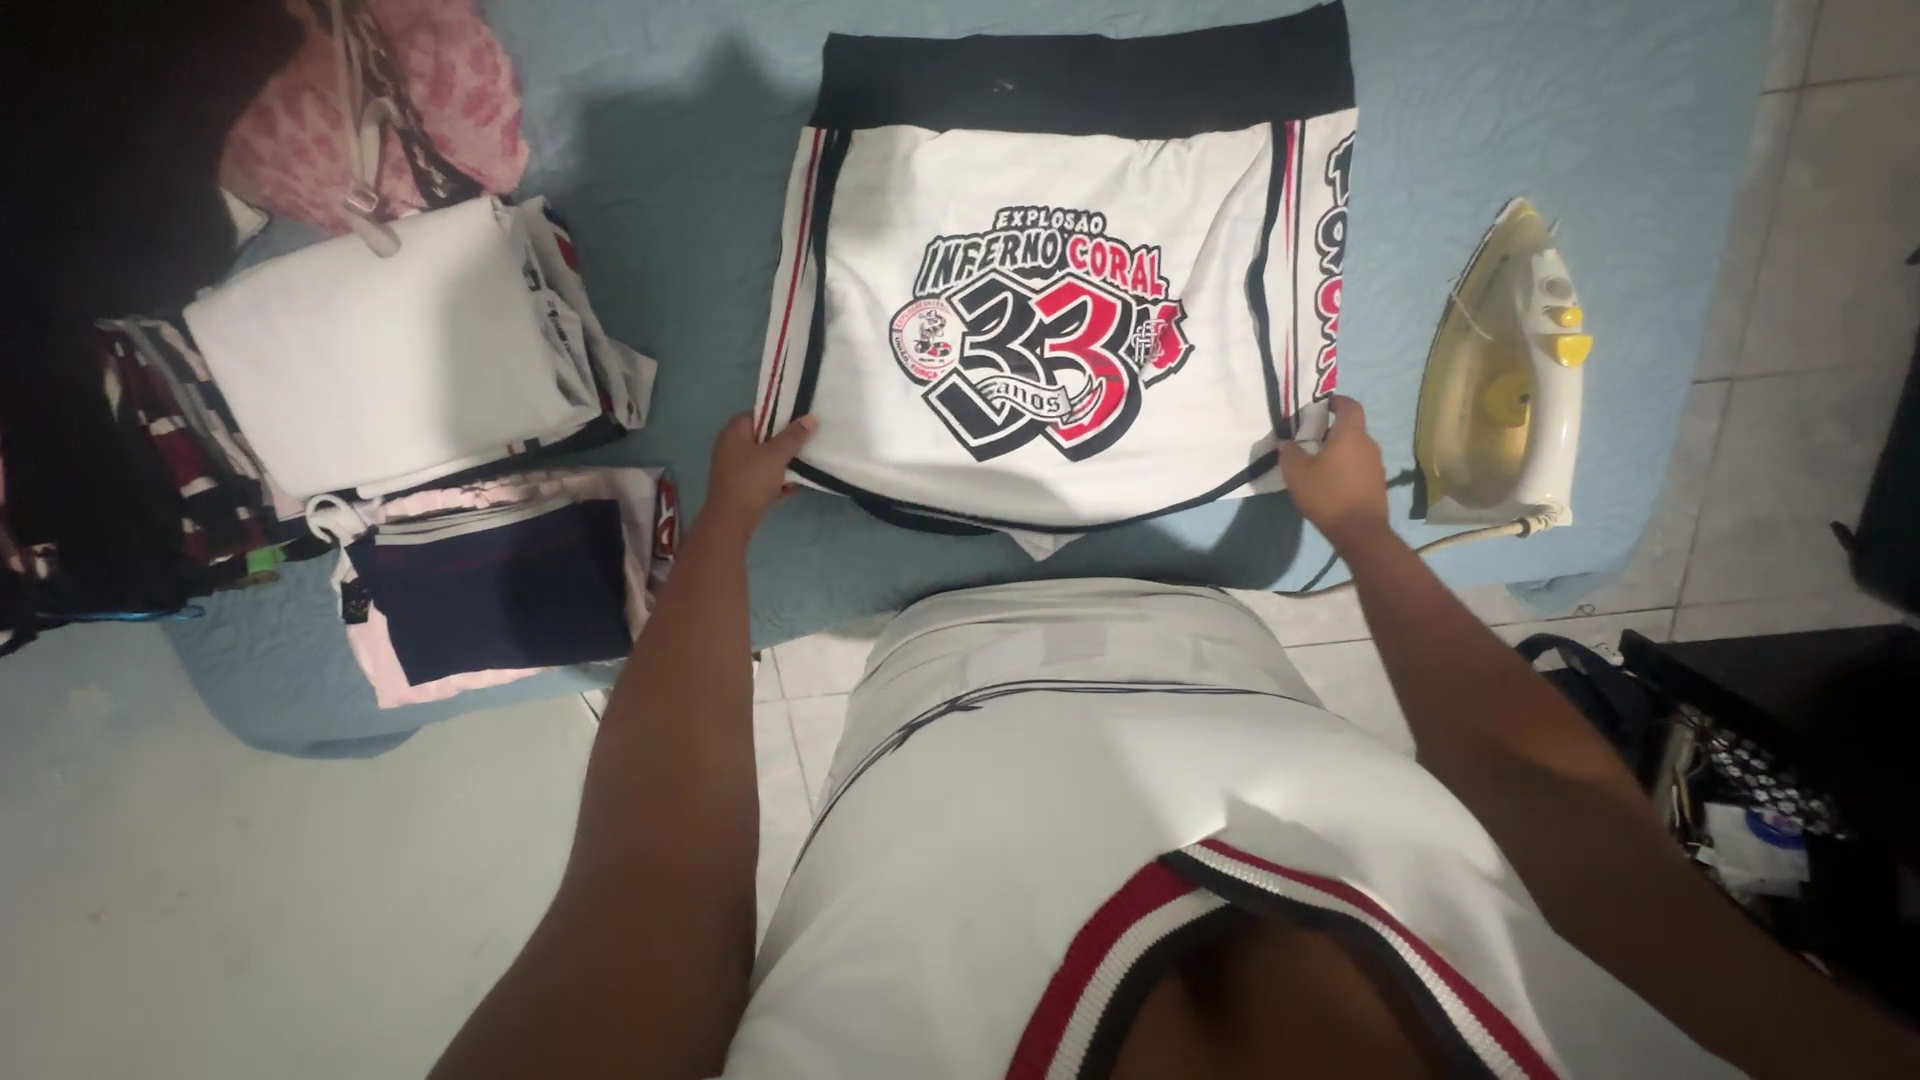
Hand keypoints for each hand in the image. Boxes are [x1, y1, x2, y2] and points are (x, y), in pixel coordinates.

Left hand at [701, 413, 816, 535]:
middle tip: (802, 445)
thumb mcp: (777, 455)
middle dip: (782, 443)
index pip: (755, 415)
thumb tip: (811, 418)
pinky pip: (759, 479)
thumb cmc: (752, 480)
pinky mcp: (738, 488)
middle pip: (760, 439)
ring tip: (802, 466)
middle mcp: (729, 448)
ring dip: (780, 464)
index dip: (776, 417)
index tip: (796, 424)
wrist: (732, 519)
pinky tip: (792, 488)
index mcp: (733, 433)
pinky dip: (774, 482)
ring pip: (761, 461)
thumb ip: (794, 436)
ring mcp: (732, 469)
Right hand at [1278, 395, 1388, 549]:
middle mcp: (1368, 444)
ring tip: (1317, 461)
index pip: (1349, 406)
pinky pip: (1359, 463)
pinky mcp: (1376, 481)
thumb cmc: (1327, 494)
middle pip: (1352, 427)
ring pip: (1355, 447)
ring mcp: (1376, 463)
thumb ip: (1289, 453)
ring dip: (1339, 448)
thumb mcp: (1296, 473)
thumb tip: (1286, 442)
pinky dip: (1345, 464)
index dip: (1336, 401)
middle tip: (1310, 437)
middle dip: (1332, 428)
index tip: (1322, 405)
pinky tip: (1330, 479)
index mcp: (1350, 435)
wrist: (1359, 530)